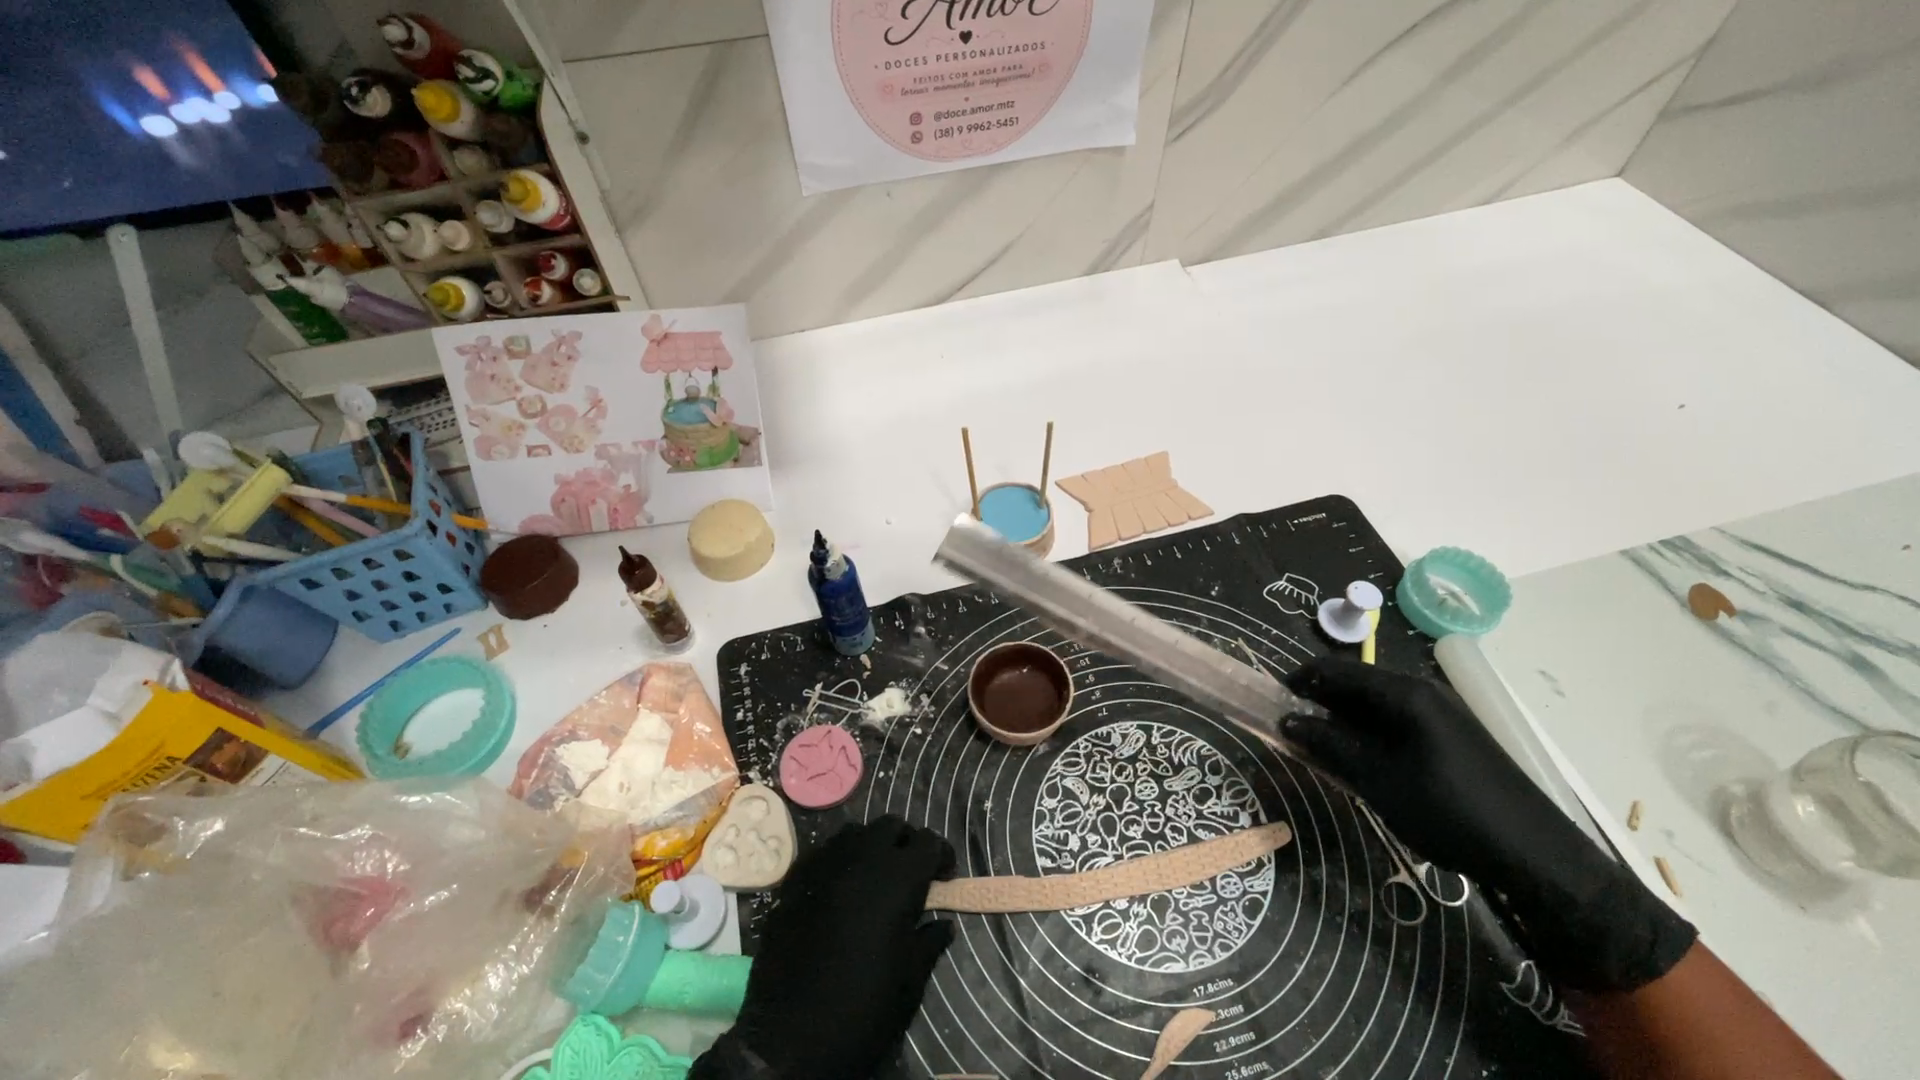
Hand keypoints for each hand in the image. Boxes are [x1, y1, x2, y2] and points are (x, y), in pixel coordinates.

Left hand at [694, 817, 955, 1079]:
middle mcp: (859, 860)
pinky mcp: (792, 883)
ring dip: (870, 847)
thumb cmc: (864, 1009)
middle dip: (905, 843)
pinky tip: (840, 892)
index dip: (941, 856)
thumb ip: (929, 941)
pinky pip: (822, 855)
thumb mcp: (910, 980)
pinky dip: (838, 862)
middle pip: (890, 826)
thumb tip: (942, 923)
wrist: (791, 1038)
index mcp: (896, 879)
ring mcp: (821, 867)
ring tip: (874, 878)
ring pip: (853, 833)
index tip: (944, 878)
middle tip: (911, 874)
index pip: (927, 842)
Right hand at [1283, 657, 1694, 993]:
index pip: (1336, 670)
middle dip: (1320, 701)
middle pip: (1357, 683)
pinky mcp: (1453, 734)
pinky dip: (1370, 732)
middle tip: (1290, 729)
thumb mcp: (1378, 781)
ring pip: (1377, 703)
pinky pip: (1398, 720)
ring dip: (1343, 719)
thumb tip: (1288, 721)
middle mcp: (1422, 692)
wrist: (1533, 852)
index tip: (1270, 698)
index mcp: (1404, 694)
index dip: (1299, 680)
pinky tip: (1361, 760)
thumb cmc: (1447, 810)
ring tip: (1319, 748)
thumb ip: (1330, 746)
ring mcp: (1442, 713)